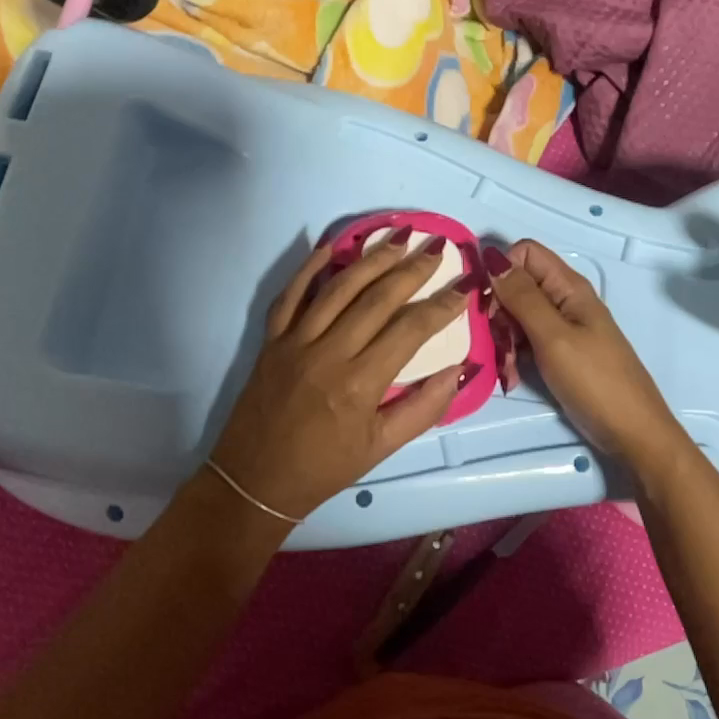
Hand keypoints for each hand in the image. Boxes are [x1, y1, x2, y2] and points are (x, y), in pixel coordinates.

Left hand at [207, 232, 466, 522]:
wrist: (254, 481)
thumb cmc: (324, 468)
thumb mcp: (381, 448)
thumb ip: (424, 408)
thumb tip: (461, 369)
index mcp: (360, 384)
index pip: (410, 330)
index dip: (441, 305)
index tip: (464, 286)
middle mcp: (328, 353)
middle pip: (377, 298)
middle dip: (412, 269)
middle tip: (438, 248)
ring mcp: (295, 342)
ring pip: (339, 288)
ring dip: (372, 258)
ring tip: (400, 237)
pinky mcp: (271, 339)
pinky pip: (290, 294)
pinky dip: (310, 268)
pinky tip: (333, 246)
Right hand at [484, 240, 688, 468]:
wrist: (632, 433)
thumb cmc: (595, 381)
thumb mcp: (553, 337)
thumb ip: (522, 297)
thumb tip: (491, 257)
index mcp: (568, 286)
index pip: (524, 253)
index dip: (501, 270)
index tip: (487, 302)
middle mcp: (564, 300)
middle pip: (517, 285)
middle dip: (498, 311)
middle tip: (496, 343)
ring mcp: (562, 327)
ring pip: (517, 316)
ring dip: (503, 338)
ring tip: (506, 369)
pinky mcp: (559, 352)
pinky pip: (526, 341)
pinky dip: (514, 356)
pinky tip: (512, 378)